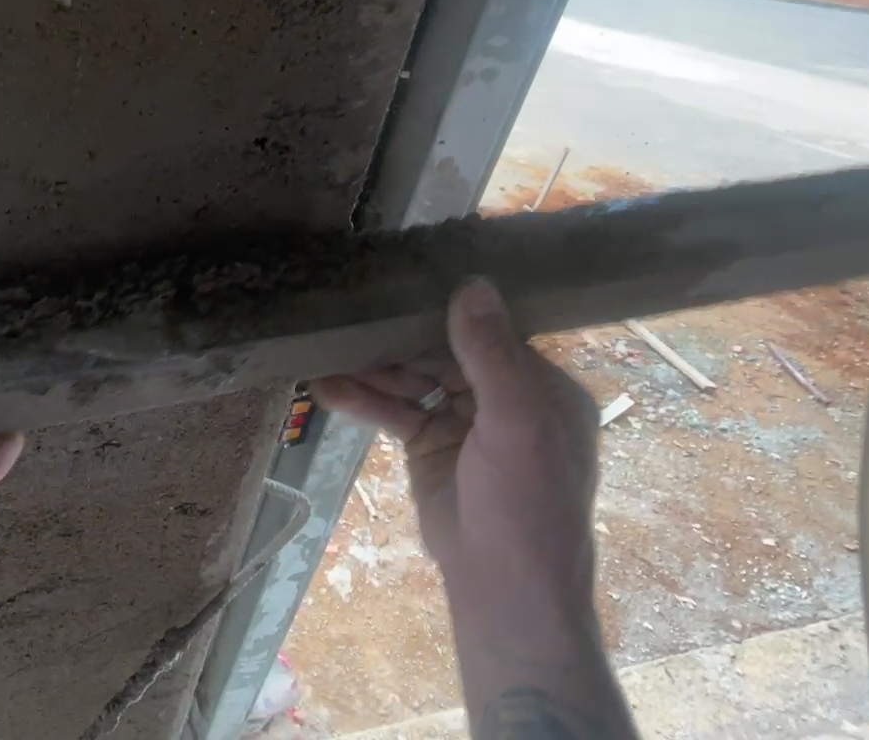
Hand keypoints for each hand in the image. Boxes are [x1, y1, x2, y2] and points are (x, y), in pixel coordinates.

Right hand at [314, 279, 635, 738]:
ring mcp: (462, 422)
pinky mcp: (429, 444)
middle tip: (349, 324)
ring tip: (327, 358)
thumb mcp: (514, 422)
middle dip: (396, 345)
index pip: (488, 334)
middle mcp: (502, 398)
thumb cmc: (523, 501)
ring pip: (411, 382)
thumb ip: (491, 354)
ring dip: (371, 373)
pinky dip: (364, 402)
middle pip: (441, 354)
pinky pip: (394, 412)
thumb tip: (473, 282)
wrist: (501, 587)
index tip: (400, 286)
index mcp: (540, 387)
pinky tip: (329, 390)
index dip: (445, 312)